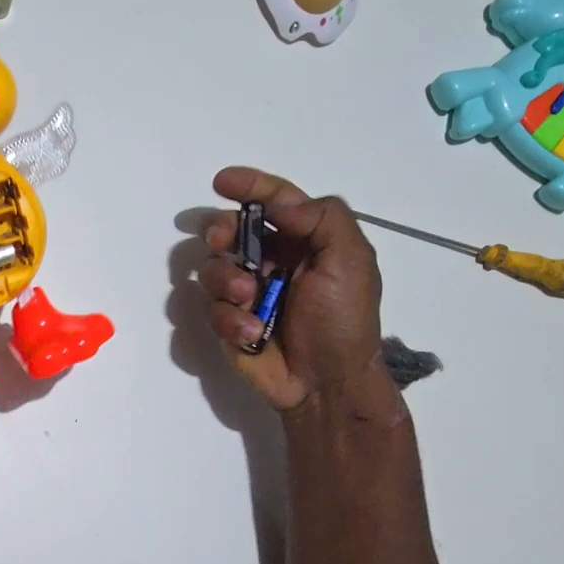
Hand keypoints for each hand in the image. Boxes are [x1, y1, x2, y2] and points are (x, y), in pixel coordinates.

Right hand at [198, 168, 385, 413]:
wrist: (326, 382)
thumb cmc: (344, 320)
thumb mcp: (352, 259)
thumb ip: (323, 219)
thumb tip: (278, 208)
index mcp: (302, 241)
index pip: (272, 202)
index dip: (248, 187)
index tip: (221, 181)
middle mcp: (269, 263)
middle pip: (228, 233)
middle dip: (220, 233)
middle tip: (223, 243)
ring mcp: (245, 296)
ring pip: (211, 271)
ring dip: (226, 282)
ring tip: (250, 300)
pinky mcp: (229, 327)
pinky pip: (211, 312)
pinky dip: (230, 321)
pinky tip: (253, 335)